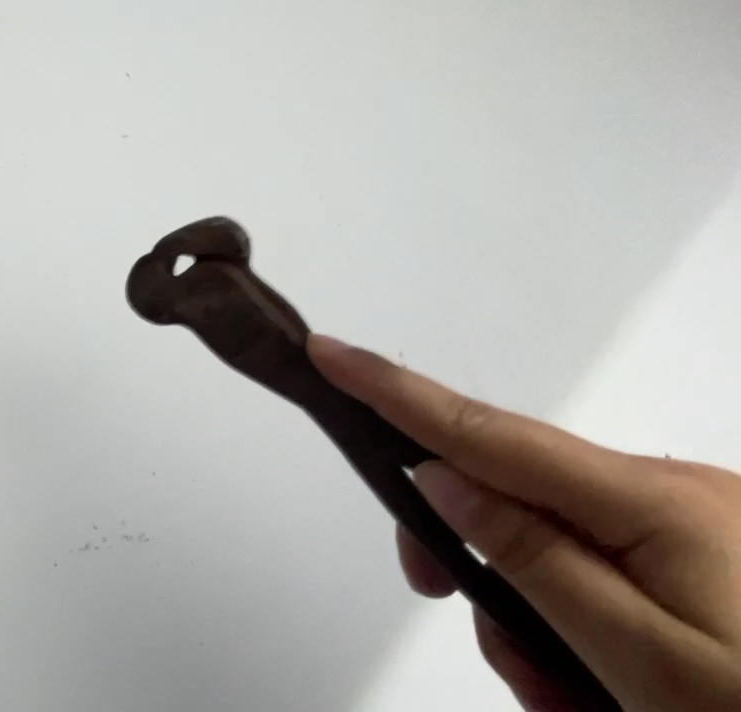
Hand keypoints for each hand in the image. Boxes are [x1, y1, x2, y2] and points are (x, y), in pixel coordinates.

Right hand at [310, 335, 740, 711]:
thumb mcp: (646, 664)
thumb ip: (531, 558)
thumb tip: (439, 475)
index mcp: (660, 504)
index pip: (486, 433)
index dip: (394, 391)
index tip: (326, 350)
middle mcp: (677, 496)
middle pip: (512, 498)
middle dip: (473, 557)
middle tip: (457, 616)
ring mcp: (702, 528)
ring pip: (551, 544)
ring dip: (533, 614)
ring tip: (572, 698)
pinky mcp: (714, 562)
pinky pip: (601, 568)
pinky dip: (577, 619)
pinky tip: (603, 686)